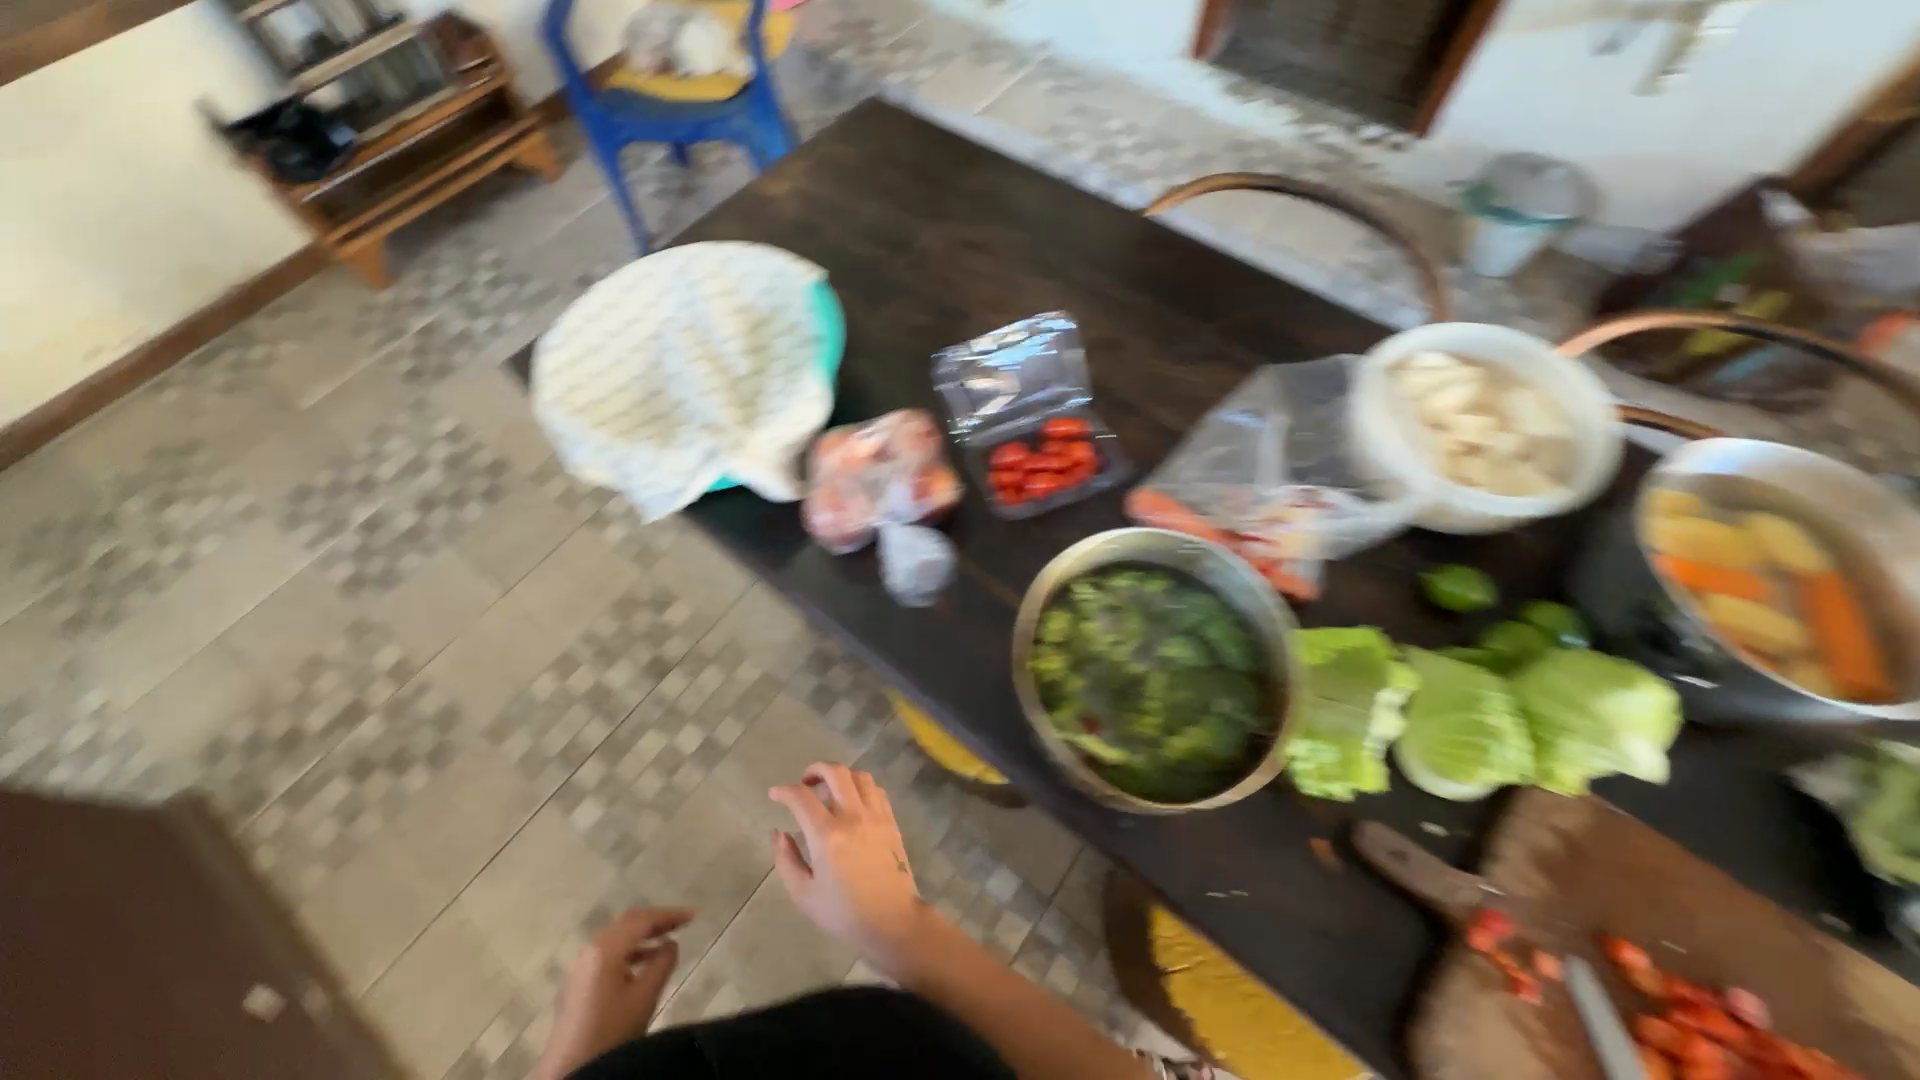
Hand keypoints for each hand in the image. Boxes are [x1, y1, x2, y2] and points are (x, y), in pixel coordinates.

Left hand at [533, 906, 692, 1079]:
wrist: (571, 1070)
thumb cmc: (611, 1031)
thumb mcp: (644, 997)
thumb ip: (662, 964)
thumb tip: (671, 944)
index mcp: (605, 950)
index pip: (640, 920)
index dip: (669, 915)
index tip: (693, 916)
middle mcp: (589, 952)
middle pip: (626, 925)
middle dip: (655, 922)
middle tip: (682, 923)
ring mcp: (580, 968)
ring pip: (615, 940)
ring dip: (642, 938)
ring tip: (667, 943)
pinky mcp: (577, 984)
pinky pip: (607, 956)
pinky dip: (628, 953)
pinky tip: (642, 967)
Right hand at [769, 763, 926, 972]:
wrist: (891, 921)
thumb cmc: (843, 913)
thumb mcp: (804, 894)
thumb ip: (786, 860)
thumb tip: (778, 833)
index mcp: (827, 836)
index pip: (801, 797)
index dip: (783, 791)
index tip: (775, 795)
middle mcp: (852, 817)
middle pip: (835, 772)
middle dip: (815, 769)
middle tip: (803, 783)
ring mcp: (876, 817)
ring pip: (860, 776)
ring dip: (841, 776)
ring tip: (829, 791)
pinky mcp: (891, 822)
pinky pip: (876, 791)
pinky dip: (861, 788)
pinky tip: (852, 803)